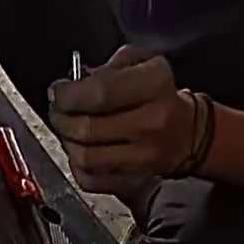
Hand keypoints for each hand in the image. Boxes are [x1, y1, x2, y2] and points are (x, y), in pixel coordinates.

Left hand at [49, 45, 197, 194]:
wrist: (186, 135)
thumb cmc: (159, 96)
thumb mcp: (143, 63)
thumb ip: (109, 67)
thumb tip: (76, 83)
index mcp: (155, 86)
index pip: (101, 93)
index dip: (70, 95)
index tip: (57, 92)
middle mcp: (150, 124)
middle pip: (88, 128)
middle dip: (62, 118)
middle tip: (57, 111)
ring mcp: (142, 158)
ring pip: (86, 157)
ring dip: (67, 143)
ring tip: (66, 130)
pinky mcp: (133, 180)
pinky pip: (91, 180)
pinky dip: (76, 167)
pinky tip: (79, 152)